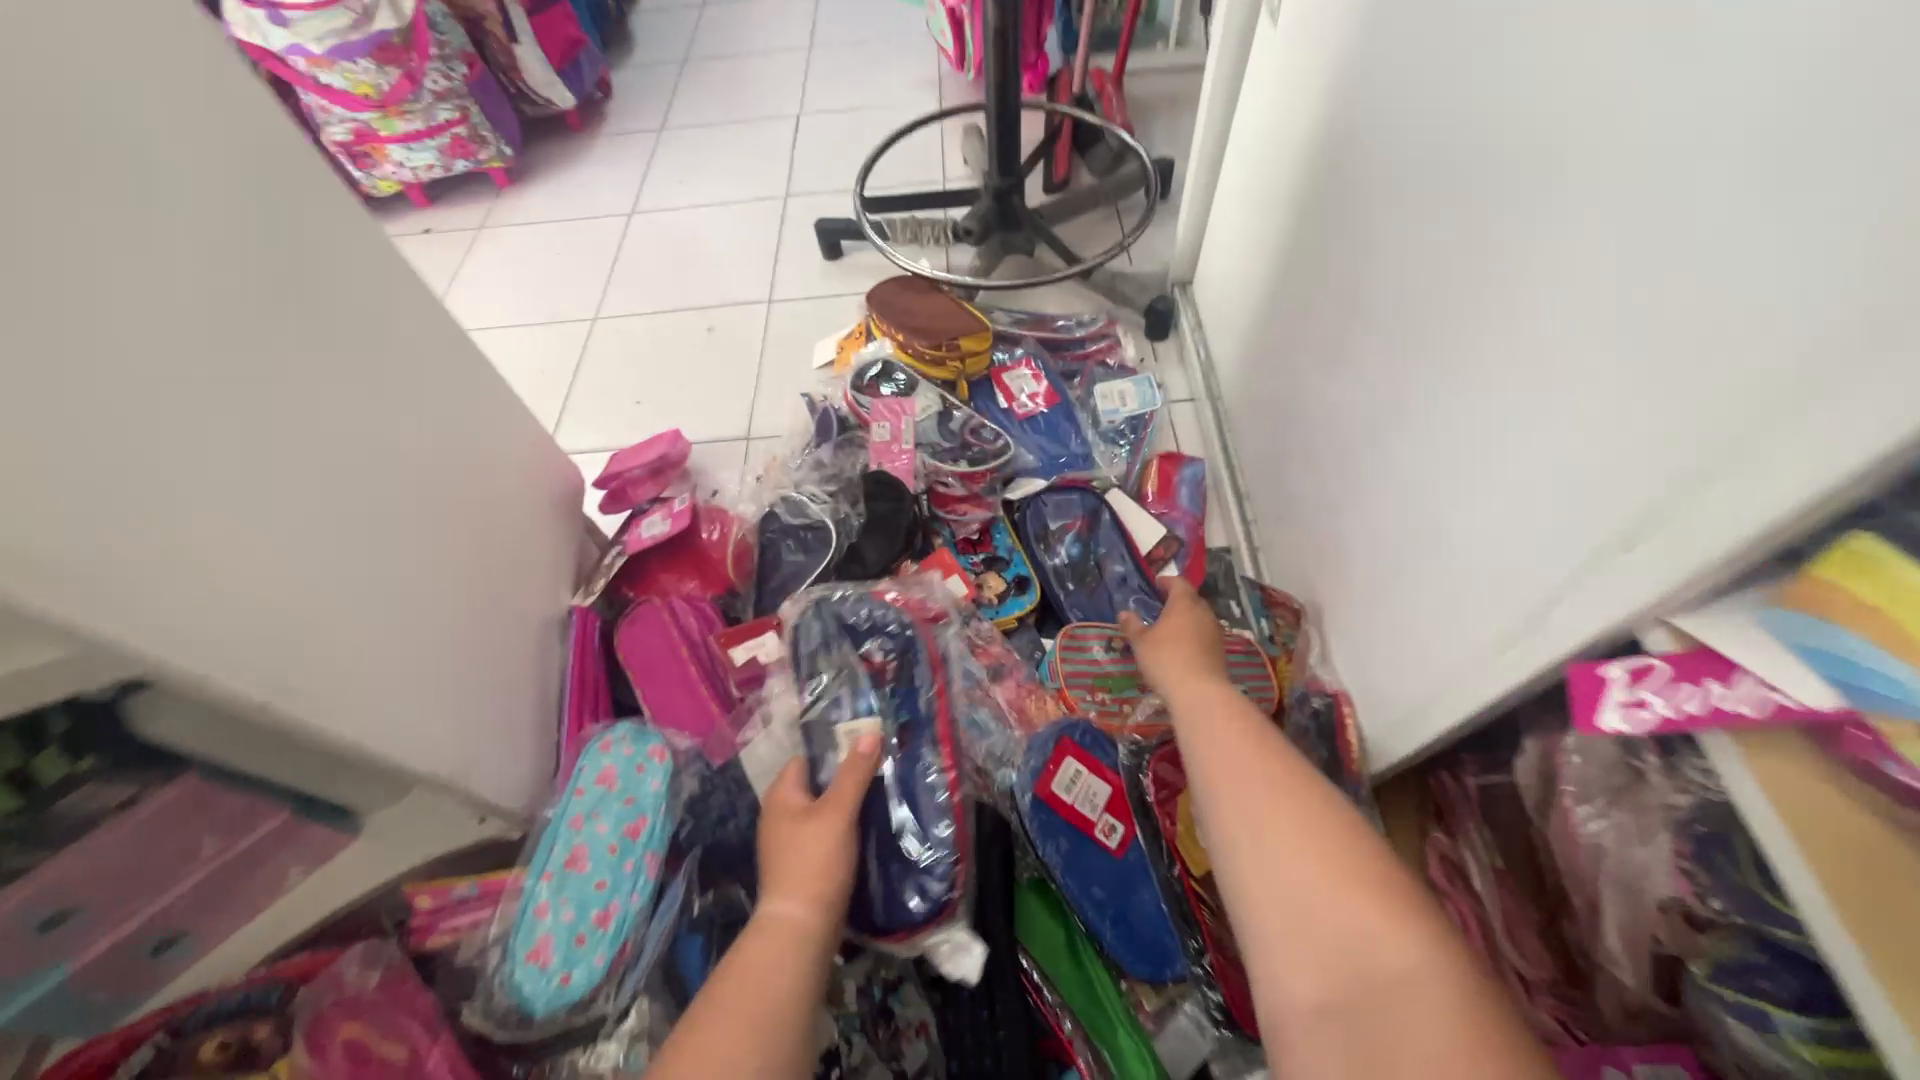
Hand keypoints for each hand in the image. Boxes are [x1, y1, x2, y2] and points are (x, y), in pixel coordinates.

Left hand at [754, 734, 881, 935]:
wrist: (801, 927)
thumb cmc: (816, 861)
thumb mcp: (839, 812)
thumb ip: (854, 772)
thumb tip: (870, 732)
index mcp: (780, 795)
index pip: (805, 759)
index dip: (833, 752)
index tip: (865, 751)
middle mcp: (777, 815)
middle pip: (814, 785)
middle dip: (843, 779)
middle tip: (877, 774)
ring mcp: (786, 843)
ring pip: (819, 812)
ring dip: (844, 807)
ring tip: (876, 801)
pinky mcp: (798, 865)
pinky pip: (821, 836)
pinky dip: (839, 831)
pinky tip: (862, 834)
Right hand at [1119, 578, 1230, 701]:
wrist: (1199, 692)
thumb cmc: (1165, 660)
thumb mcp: (1141, 643)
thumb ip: (1132, 625)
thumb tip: (1124, 613)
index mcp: (1184, 603)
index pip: (1178, 582)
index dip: (1166, 581)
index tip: (1155, 585)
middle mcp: (1203, 612)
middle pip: (1191, 598)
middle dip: (1177, 600)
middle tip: (1160, 607)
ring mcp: (1215, 630)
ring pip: (1199, 617)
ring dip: (1186, 618)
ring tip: (1170, 628)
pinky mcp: (1220, 649)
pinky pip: (1204, 633)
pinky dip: (1193, 634)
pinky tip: (1182, 647)